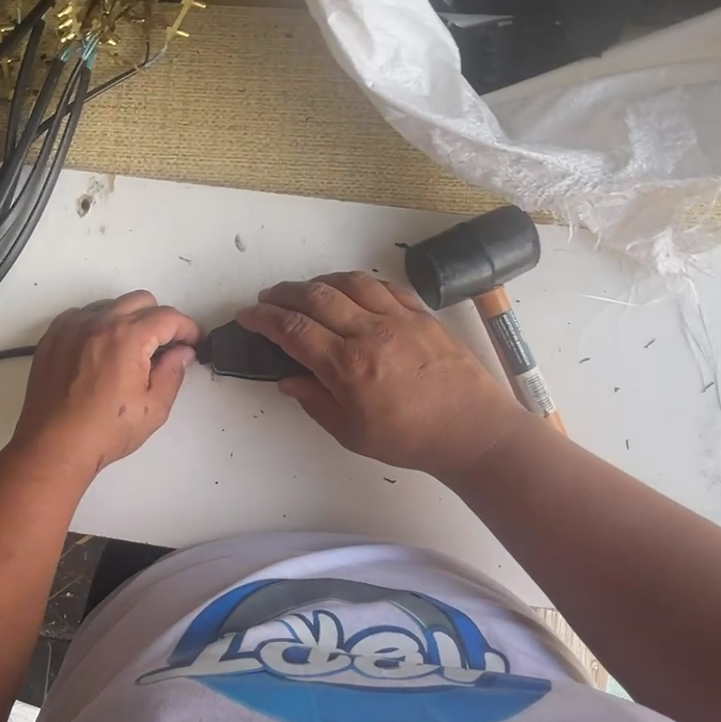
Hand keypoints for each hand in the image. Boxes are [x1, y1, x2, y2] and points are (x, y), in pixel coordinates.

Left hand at [12, 291, 200, 474]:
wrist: (54, 446)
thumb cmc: (99, 432)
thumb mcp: (153, 408)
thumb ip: (173, 373)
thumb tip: (181, 354)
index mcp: (126, 338)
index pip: (168, 317)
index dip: (187, 328)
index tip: (191, 340)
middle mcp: (98, 324)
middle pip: (141, 301)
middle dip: (159, 320)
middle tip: (165, 347)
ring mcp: (72, 328)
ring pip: (111, 305)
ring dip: (128, 320)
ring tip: (131, 352)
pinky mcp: (54, 337)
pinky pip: (83, 315)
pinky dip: (99, 325)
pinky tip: (103, 351)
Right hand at [236, 272, 531, 477]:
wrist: (474, 431)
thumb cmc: (410, 440)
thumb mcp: (351, 433)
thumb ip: (315, 402)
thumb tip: (287, 379)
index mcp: (348, 366)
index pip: (293, 329)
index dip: (263, 318)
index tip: (247, 315)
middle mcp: (370, 333)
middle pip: (315, 297)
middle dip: (283, 293)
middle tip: (267, 298)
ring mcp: (399, 319)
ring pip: (349, 282)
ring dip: (319, 282)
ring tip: (304, 291)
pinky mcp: (422, 314)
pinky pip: (384, 285)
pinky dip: (359, 283)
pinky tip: (349, 290)